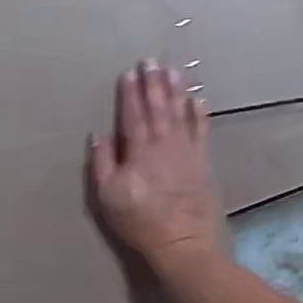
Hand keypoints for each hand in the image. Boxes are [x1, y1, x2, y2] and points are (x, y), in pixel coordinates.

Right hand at [88, 60, 226, 269]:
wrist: (182, 242)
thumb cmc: (139, 220)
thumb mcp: (108, 196)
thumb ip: (103, 164)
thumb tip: (100, 136)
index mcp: (139, 151)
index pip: (133, 115)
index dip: (130, 93)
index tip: (129, 73)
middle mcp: (164, 145)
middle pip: (158, 108)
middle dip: (153, 83)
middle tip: (151, 61)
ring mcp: (186, 152)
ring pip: (180, 113)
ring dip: (176, 90)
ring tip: (173, 70)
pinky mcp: (202, 162)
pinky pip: (201, 131)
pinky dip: (199, 114)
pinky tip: (197, 100)